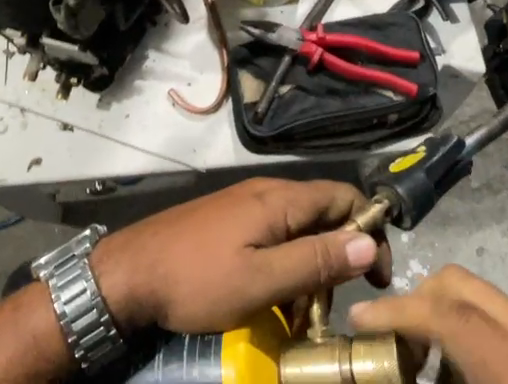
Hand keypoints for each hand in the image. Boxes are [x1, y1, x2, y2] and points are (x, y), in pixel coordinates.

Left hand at [91, 178, 391, 333]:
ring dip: (311, 268)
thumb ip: (316, 260)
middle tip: (333, 307)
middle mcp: (267, 193)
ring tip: (303, 313)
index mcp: (280, 200)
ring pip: (298, 230)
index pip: (344, 197)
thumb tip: (370, 241)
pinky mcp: (229, 222)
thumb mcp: (262, 281)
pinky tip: (274, 298)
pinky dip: (285, 266)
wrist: (129, 274)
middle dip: (339, 257)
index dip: (370, 232)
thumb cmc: (197, 279)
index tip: (378, 278)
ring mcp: (245, 206)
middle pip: (323, 215)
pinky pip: (273, 237)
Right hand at [348, 265, 507, 383]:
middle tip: (390, 337)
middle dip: (415, 301)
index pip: (445, 312)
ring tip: (420, 362)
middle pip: (459, 284)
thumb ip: (429, 383)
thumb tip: (386, 370)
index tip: (358, 319)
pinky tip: (455, 375)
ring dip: (440, 316)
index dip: (395, 311)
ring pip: (477, 297)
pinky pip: (497, 320)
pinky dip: (466, 332)